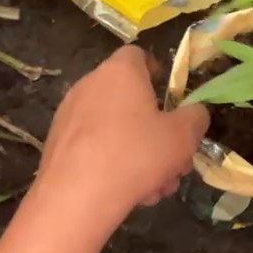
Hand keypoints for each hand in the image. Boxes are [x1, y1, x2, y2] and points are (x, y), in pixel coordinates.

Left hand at [34, 46, 208, 224]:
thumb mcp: (183, 137)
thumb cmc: (135, 154)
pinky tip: (129, 193)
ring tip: (156, 186)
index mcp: (119, 72)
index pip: (138, 55)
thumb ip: (195, 118)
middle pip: (130, 100)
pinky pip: (95, 147)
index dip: (159, 74)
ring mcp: (69, 115)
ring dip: (139, 153)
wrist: (76, 197)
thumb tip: (194, 113)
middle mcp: (90, 85)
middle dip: (156, 130)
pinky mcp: (57, 144)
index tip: (172, 101)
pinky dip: (113, 163)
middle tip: (175, 159)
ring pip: (115, 129)